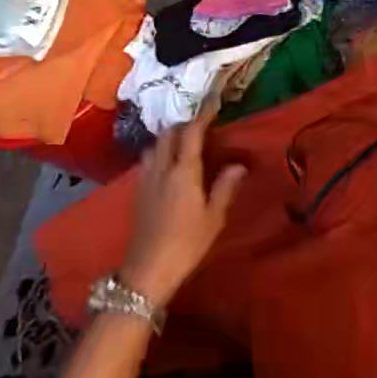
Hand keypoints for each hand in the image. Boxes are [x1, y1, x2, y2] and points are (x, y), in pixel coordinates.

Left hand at [120, 98, 246, 300]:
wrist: (147, 273)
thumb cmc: (187, 244)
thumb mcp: (214, 217)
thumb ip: (226, 187)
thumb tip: (238, 165)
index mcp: (183, 172)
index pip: (191, 133)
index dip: (202, 116)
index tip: (214, 104)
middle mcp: (162, 170)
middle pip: (168, 135)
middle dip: (183, 124)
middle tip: (201, 123)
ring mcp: (146, 181)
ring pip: (154, 147)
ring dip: (168, 138)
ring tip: (184, 141)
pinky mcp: (138, 194)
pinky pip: (148, 162)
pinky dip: (159, 153)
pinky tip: (168, 165)